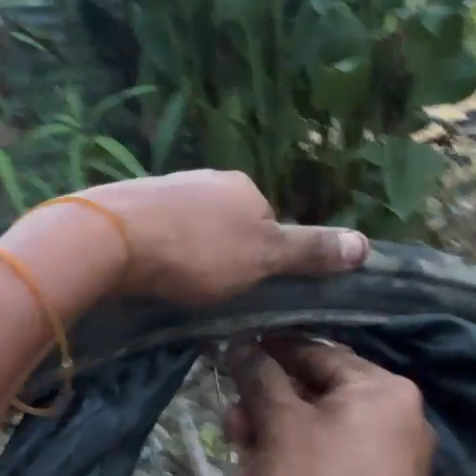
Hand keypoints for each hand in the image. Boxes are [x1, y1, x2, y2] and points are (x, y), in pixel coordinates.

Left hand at [76, 171, 368, 304]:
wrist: (111, 237)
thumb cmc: (198, 251)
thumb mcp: (265, 258)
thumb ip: (311, 253)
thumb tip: (365, 244)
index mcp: (244, 187)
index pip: (269, 225)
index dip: (265, 262)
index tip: (249, 292)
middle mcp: (207, 179)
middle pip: (230, 226)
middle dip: (225, 259)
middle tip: (211, 296)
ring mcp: (166, 188)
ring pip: (191, 229)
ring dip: (190, 257)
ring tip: (177, 291)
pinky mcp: (130, 203)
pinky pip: (157, 232)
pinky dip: (159, 254)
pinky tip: (148, 275)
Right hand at [226, 339, 434, 475]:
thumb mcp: (280, 424)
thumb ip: (260, 376)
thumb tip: (242, 344)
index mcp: (383, 389)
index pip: (315, 353)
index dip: (268, 352)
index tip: (230, 356)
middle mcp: (396, 416)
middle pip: (314, 393)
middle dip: (264, 408)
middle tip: (231, 424)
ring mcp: (389, 457)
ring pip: (315, 429)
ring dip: (270, 439)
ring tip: (241, 462)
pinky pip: (327, 461)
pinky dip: (292, 466)